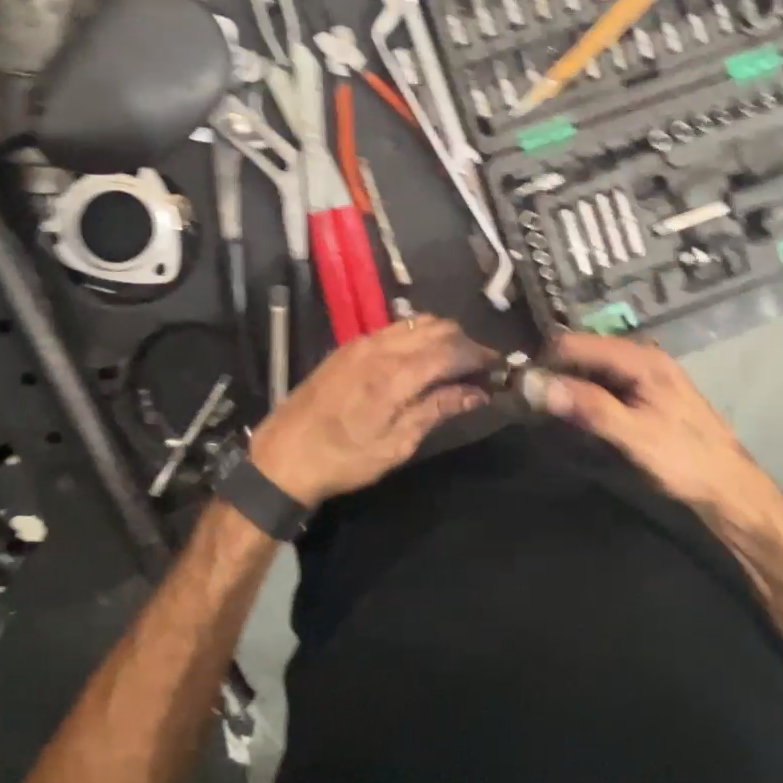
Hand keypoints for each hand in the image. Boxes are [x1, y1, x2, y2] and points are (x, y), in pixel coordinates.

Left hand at [248, 316, 494, 505]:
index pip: (451, 350)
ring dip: (442, 336)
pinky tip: (422, 359)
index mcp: (394, 375)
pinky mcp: (349, 346)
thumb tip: (476, 393)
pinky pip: (395, 328)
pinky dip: (418, 335)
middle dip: (465, 343)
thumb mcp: (395, 446)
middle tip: (481, 369)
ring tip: (455, 364)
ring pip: (416, 323)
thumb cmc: (342, 460)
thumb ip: (436, 411)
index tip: (500, 368)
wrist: (282, 456)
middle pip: (437, 327)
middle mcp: (380, 347)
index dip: (480, 356)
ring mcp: (361, 342)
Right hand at [543, 333, 779, 518]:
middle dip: (554, 371)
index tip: (521, 390)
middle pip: (582, 351)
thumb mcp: (634, 436)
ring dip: (567, 383)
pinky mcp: (646, 391)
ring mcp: (645, 373)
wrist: (729, 489)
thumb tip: (536, 384)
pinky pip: (604, 381)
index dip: (545, 363)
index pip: (574, 343)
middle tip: (529, 403)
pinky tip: (574, 416)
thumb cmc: (684, 461)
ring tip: (546, 411)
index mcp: (640, 358)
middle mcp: (642, 356)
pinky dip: (583, 393)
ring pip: (591, 366)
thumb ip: (588, 407)